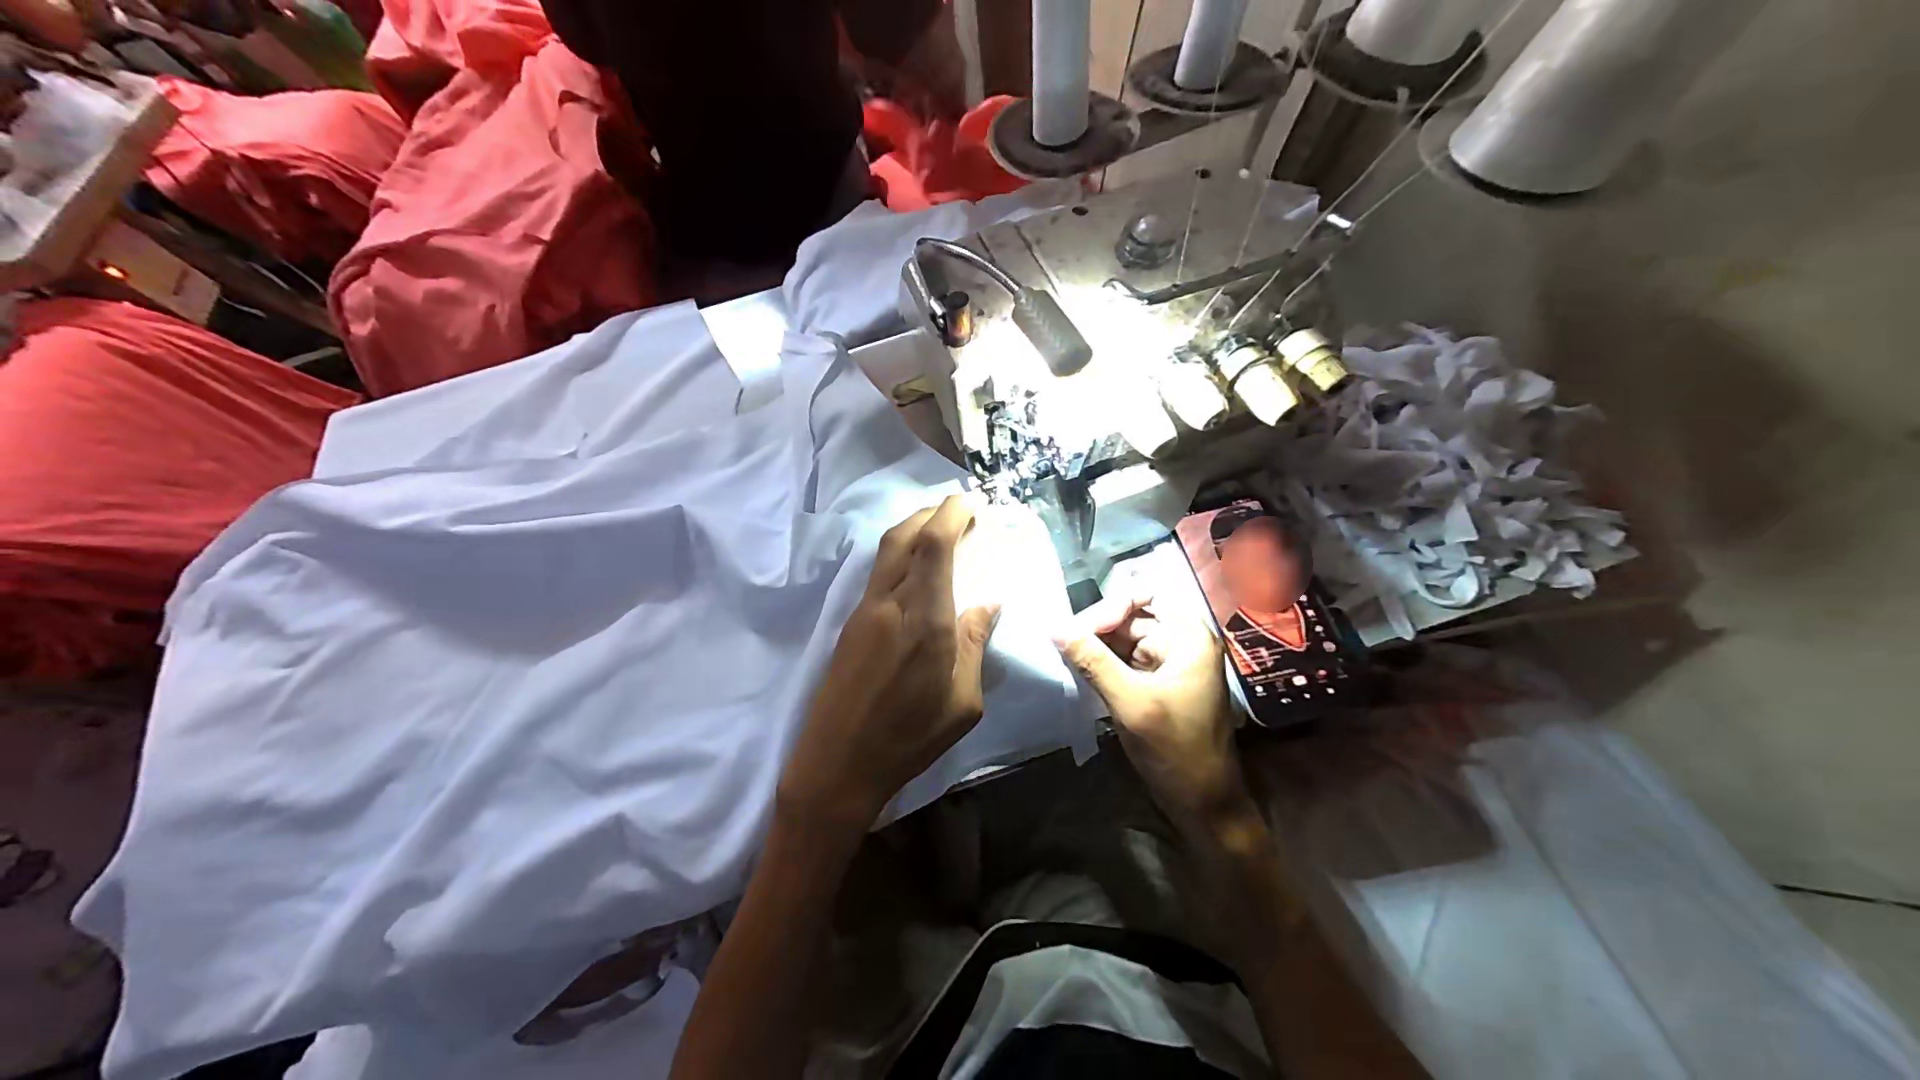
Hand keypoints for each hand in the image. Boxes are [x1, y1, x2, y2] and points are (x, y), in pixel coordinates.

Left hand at [780, 496, 999, 831]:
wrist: (837, 763)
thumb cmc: (909, 739)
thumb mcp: (962, 702)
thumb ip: (973, 645)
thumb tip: (987, 604)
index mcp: (925, 620)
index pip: (934, 546)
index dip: (952, 514)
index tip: (972, 503)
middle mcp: (889, 604)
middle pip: (904, 536)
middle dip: (931, 512)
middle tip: (959, 511)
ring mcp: (863, 611)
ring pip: (886, 551)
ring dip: (913, 529)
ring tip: (940, 531)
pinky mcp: (849, 624)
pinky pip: (878, 573)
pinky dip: (900, 554)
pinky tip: (916, 569)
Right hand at [1057, 594, 1249, 830]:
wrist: (1203, 803)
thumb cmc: (1175, 749)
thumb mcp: (1130, 702)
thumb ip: (1093, 661)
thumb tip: (1055, 628)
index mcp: (1189, 637)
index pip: (1146, 595)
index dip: (1112, 606)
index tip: (1080, 631)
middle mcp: (1183, 642)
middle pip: (1132, 615)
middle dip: (1098, 627)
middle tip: (1064, 645)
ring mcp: (1170, 664)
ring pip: (1124, 639)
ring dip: (1096, 646)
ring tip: (1066, 657)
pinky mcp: (1157, 684)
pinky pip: (1125, 661)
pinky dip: (1103, 663)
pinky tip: (1079, 670)